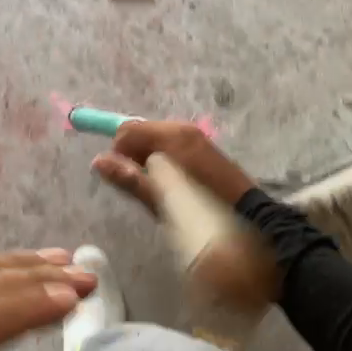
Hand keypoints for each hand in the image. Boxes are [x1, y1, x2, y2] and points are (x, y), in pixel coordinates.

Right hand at [92, 119, 256, 210]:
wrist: (254, 222)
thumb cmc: (204, 211)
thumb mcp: (162, 200)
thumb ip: (130, 179)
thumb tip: (98, 161)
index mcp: (172, 136)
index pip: (128, 130)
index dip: (118, 152)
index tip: (124, 178)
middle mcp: (182, 128)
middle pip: (140, 131)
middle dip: (132, 154)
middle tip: (140, 185)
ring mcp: (195, 136)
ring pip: (155, 138)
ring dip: (148, 158)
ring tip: (157, 187)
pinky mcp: (203, 146)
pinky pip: (171, 144)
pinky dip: (163, 158)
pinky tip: (172, 182)